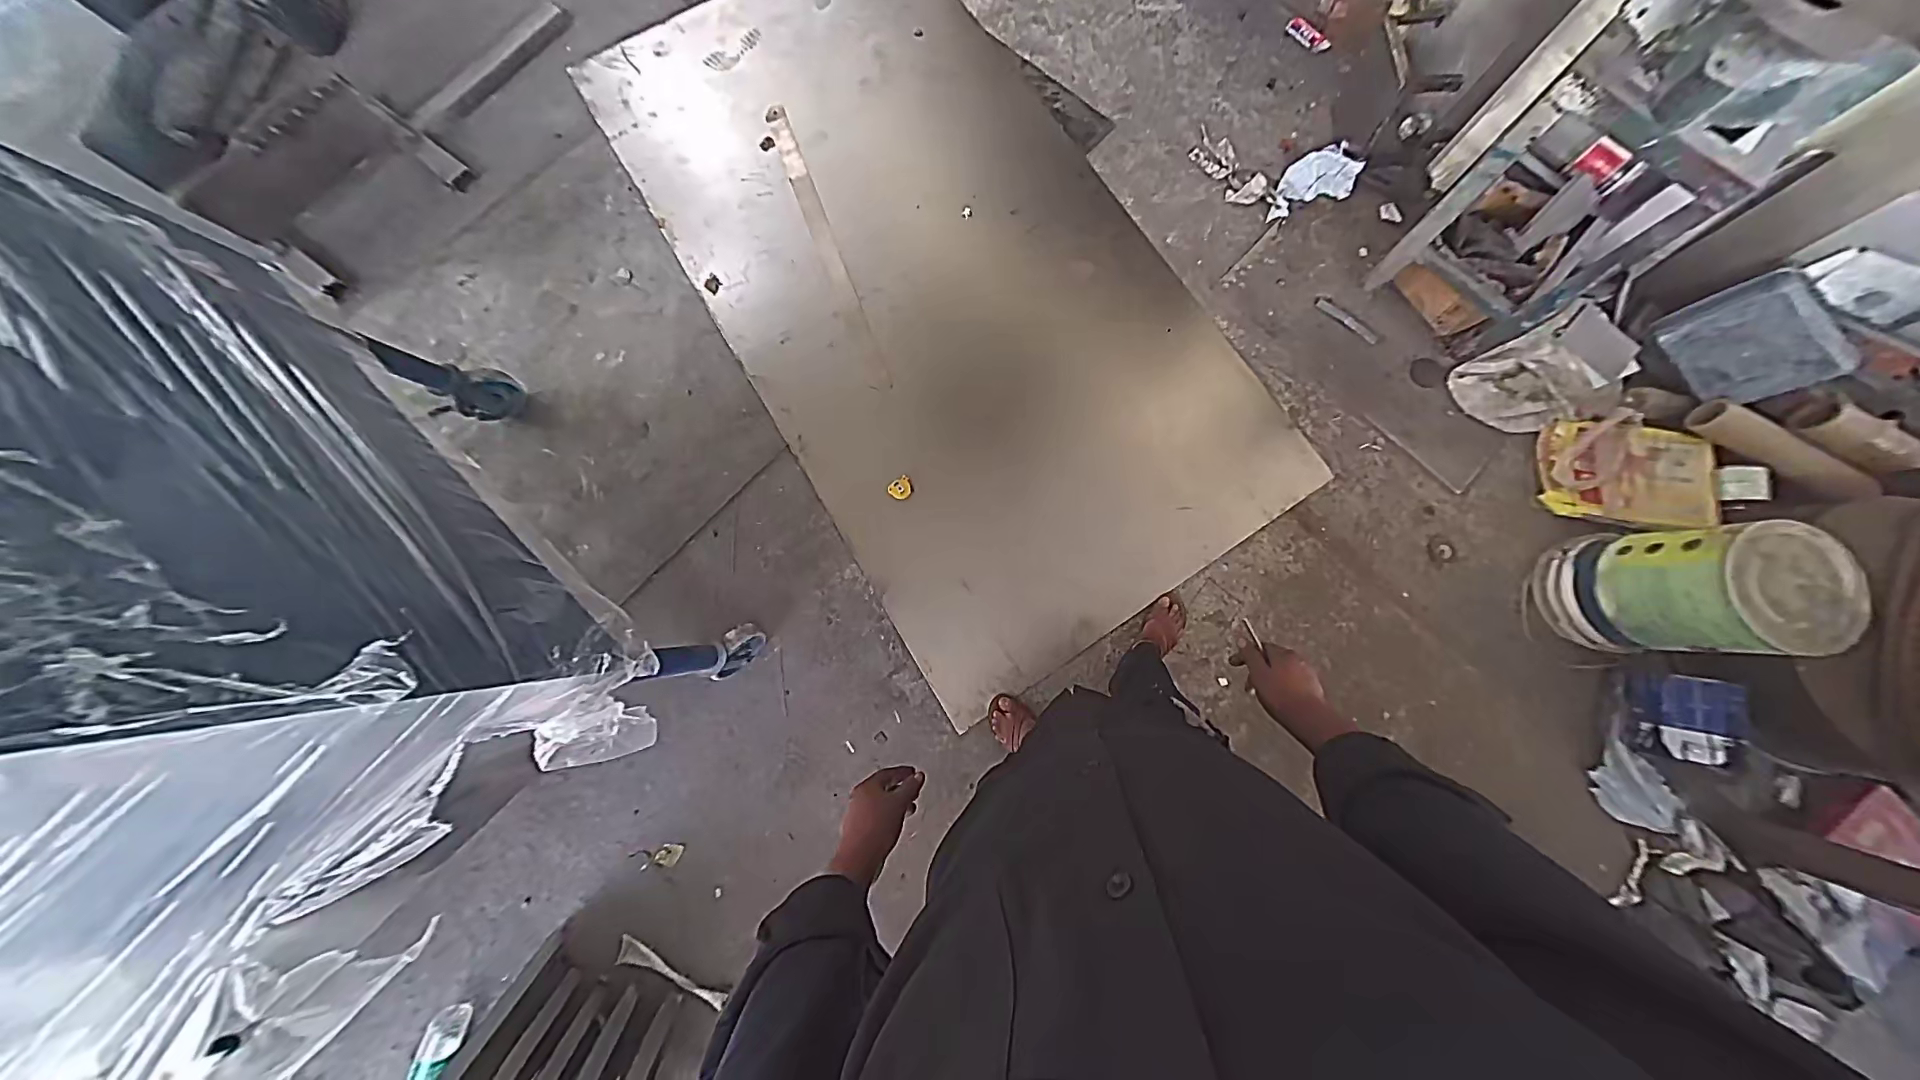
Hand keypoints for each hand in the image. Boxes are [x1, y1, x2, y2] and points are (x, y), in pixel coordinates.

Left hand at [826, 766, 924, 886]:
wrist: (860, 858)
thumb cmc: (875, 829)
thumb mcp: (899, 803)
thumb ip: (910, 787)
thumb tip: (917, 777)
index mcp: (867, 787)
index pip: (888, 773)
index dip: (903, 773)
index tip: (913, 773)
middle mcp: (859, 797)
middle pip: (883, 787)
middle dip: (900, 788)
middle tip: (913, 789)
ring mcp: (858, 813)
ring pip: (880, 802)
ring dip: (896, 803)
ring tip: (908, 807)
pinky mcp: (859, 828)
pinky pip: (877, 815)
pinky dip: (889, 814)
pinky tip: (895, 821)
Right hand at [1230, 630, 1355, 752]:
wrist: (1308, 717)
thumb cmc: (1281, 696)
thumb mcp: (1258, 674)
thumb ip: (1250, 656)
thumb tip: (1243, 641)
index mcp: (1283, 654)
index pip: (1260, 647)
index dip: (1245, 654)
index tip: (1235, 662)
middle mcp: (1297, 660)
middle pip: (1271, 659)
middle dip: (1258, 670)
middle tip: (1250, 684)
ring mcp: (1306, 673)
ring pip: (1282, 671)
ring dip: (1271, 679)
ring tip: (1265, 695)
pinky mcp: (1312, 688)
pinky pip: (1292, 682)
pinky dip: (1282, 687)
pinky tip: (1279, 699)